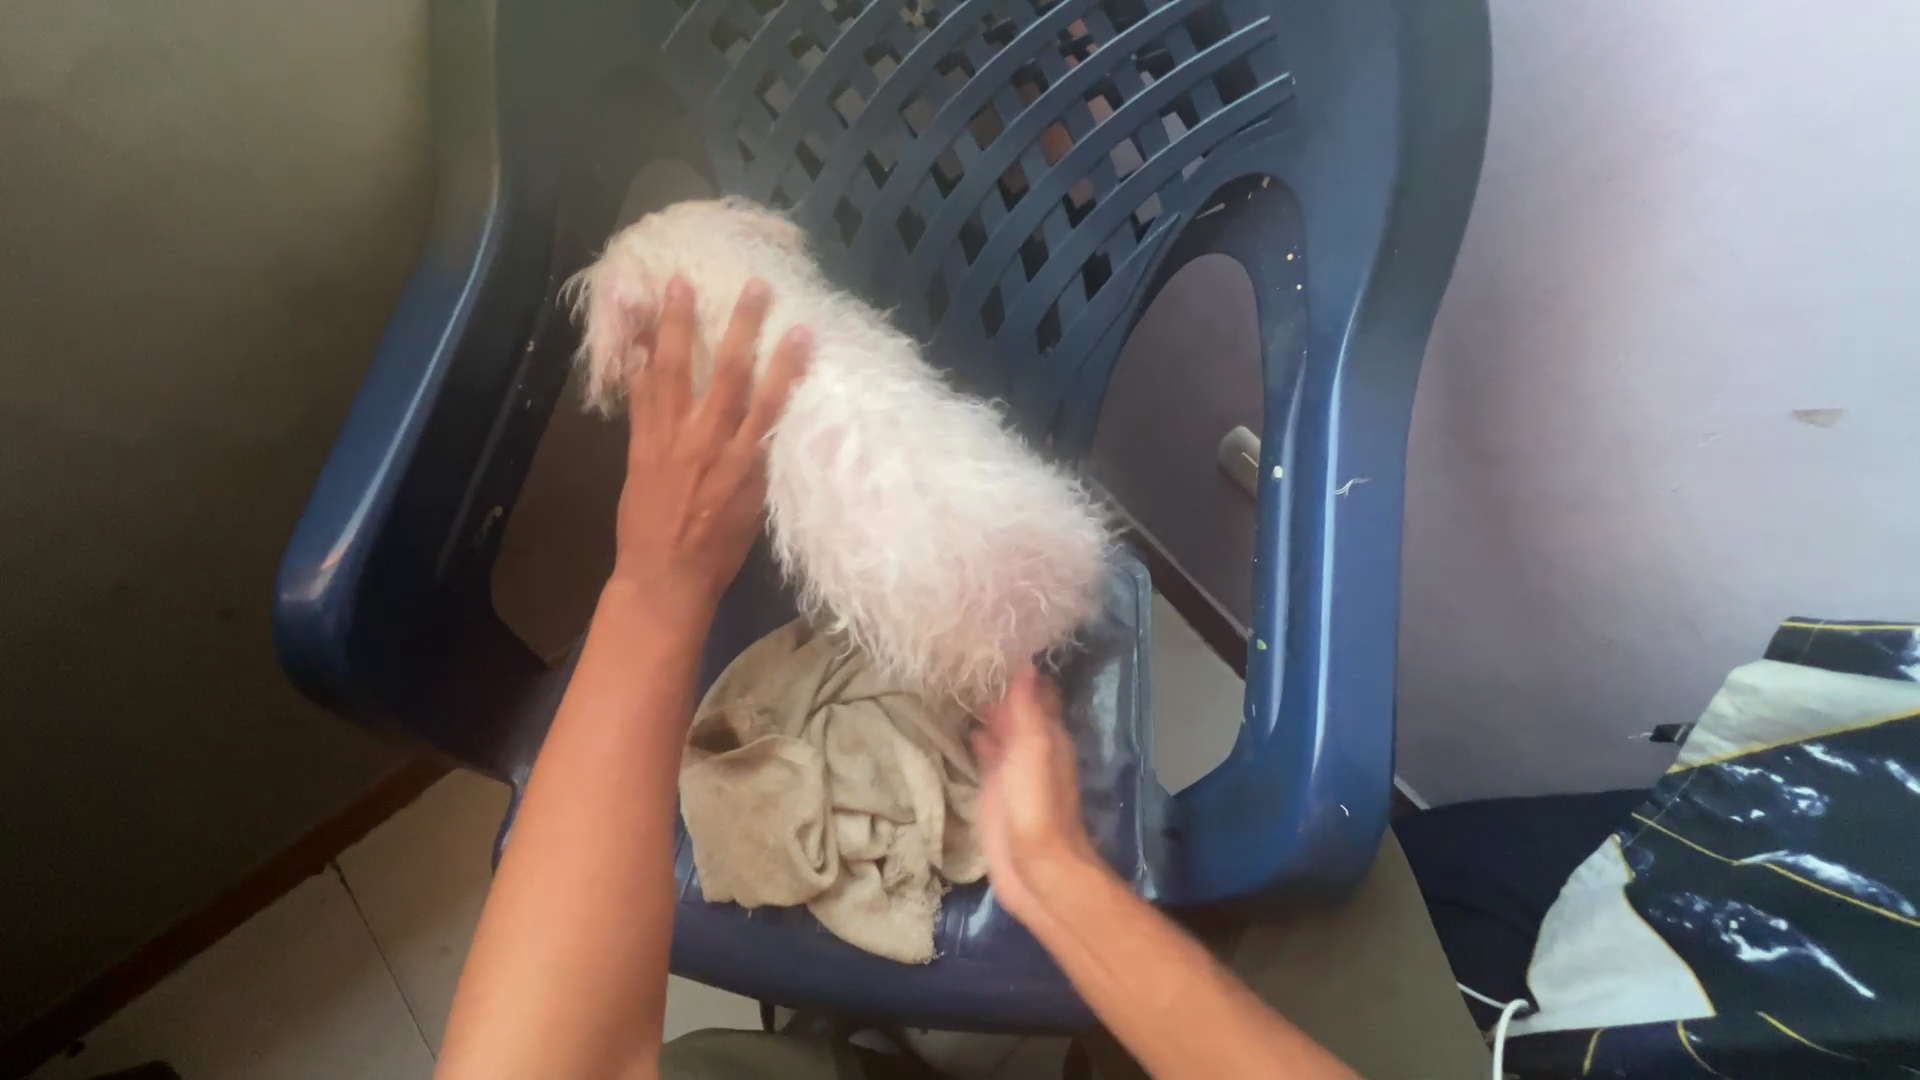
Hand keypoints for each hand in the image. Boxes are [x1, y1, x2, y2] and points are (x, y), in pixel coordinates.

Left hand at [609, 276, 809, 612]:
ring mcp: (668, 439)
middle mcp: (707, 442)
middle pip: (728, 374)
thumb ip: (760, 464)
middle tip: (753, 285)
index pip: (770, 404)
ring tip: (675, 284)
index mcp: (743, 463)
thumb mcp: (755, 511)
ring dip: (676, 325)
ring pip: (674, 372)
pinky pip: (639, 395)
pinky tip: (635, 331)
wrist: (664, 577)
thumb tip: (769, 428)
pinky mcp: (639, 444)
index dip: (787, 364)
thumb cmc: (719, 551)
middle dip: (742, 327)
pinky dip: (638, 361)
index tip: (802, 329)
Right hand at [973, 665, 1105, 924]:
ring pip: (1002, 727)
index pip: (1036, 690)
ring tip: (959, 679)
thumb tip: (1025, 662)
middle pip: (1017, 706)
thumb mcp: (1032, 749)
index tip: (993, 638)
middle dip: (999, 683)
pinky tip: (962, 724)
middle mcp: (1033, 746)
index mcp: (1048, 733)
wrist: (1035, 870)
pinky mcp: (995, 789)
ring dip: (988, 707)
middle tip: (967, 654)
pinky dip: (978, 735)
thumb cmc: (1035, 806)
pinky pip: (987, 752)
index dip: (1019, 666)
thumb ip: (1027, 708)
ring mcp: (1014, 768)